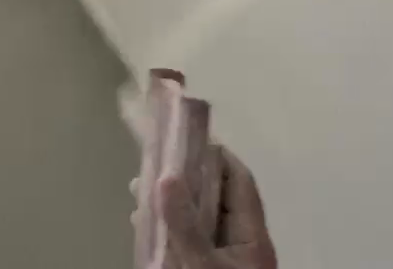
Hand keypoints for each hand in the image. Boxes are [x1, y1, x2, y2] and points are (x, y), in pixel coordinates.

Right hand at [141, 145, 275, 268]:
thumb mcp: (203, 264)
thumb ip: (185, 224)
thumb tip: (165, 175)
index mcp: (252, 234)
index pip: (239, 179)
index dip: (213, 153)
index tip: (181, 138)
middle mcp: (244, 241)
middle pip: (216, 194)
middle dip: (182, 176)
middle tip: (151, 165)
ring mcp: (230, 256)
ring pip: (200, 217)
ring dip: (171, 202)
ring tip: (140, 193)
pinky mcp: (213, 266)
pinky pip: (193, 239)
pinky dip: (170, 226)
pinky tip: (146, 224)